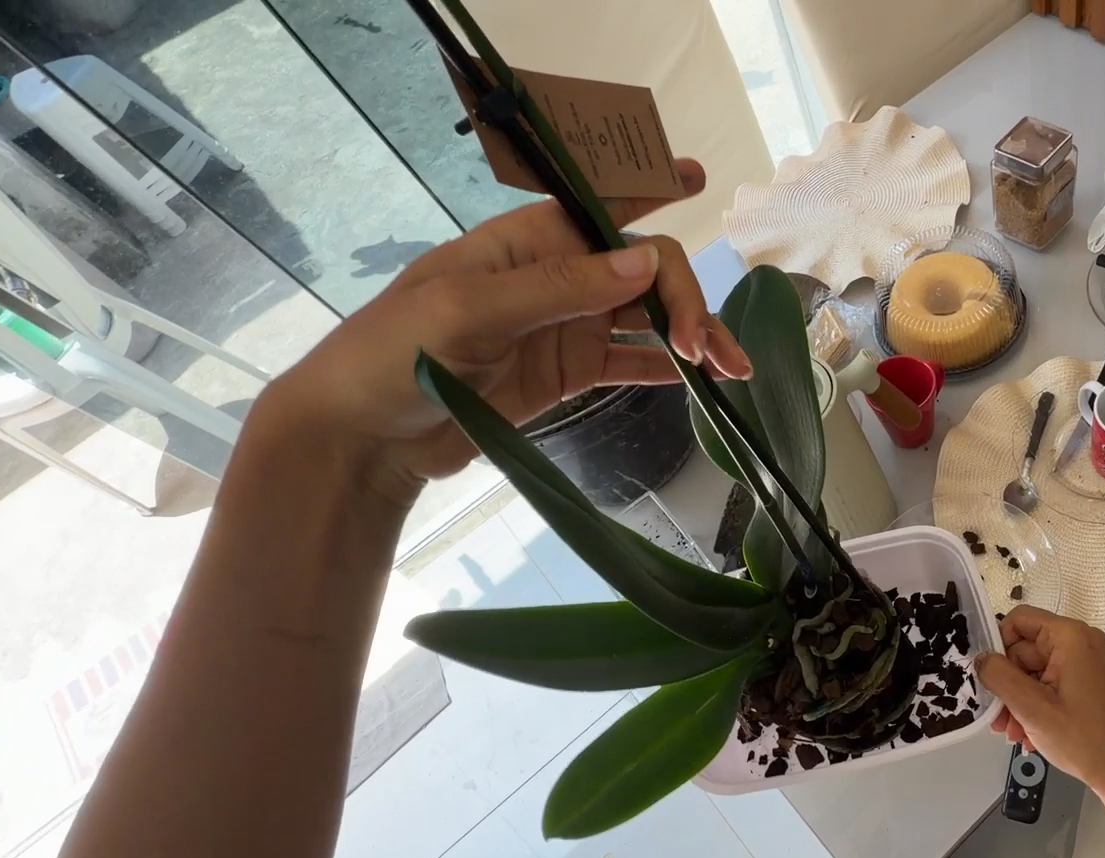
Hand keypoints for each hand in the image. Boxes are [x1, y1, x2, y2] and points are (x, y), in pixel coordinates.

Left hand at [270, 158, 750, 498]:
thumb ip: (561, 287)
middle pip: (645, 273)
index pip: (602, 207)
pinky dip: (672, 371)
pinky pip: (635, 363)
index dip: (649, 186)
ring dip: (696, 340)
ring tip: (735, 371)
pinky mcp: (574, 371)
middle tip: (707, 350)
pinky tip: (706, 382)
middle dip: (686, 303)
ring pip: (651, 321)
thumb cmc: (396, 353)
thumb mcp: (471, 310)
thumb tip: (646, 261)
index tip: (695, 178)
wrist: (370, 433)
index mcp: (530, 242)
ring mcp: (571, 326)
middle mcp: (560, 277)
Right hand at [975, 607, 1104, 805]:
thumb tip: (981, 658)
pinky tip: (1032, 734)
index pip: (1018, 620)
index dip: (998, 646)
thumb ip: (1000, 676)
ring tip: (1014, 733)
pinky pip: (1056, 684)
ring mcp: (1092, 664)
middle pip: (1027, 650)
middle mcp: (1084, 642)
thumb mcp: (1032, 708)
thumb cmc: (1085, 740)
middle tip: (999, 720)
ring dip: (1021, 700)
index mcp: (1071, 637)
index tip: (988, 679)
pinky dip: (1041, 705)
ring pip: (1039, 671)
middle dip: (1009, 684)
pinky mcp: (1095, 684)